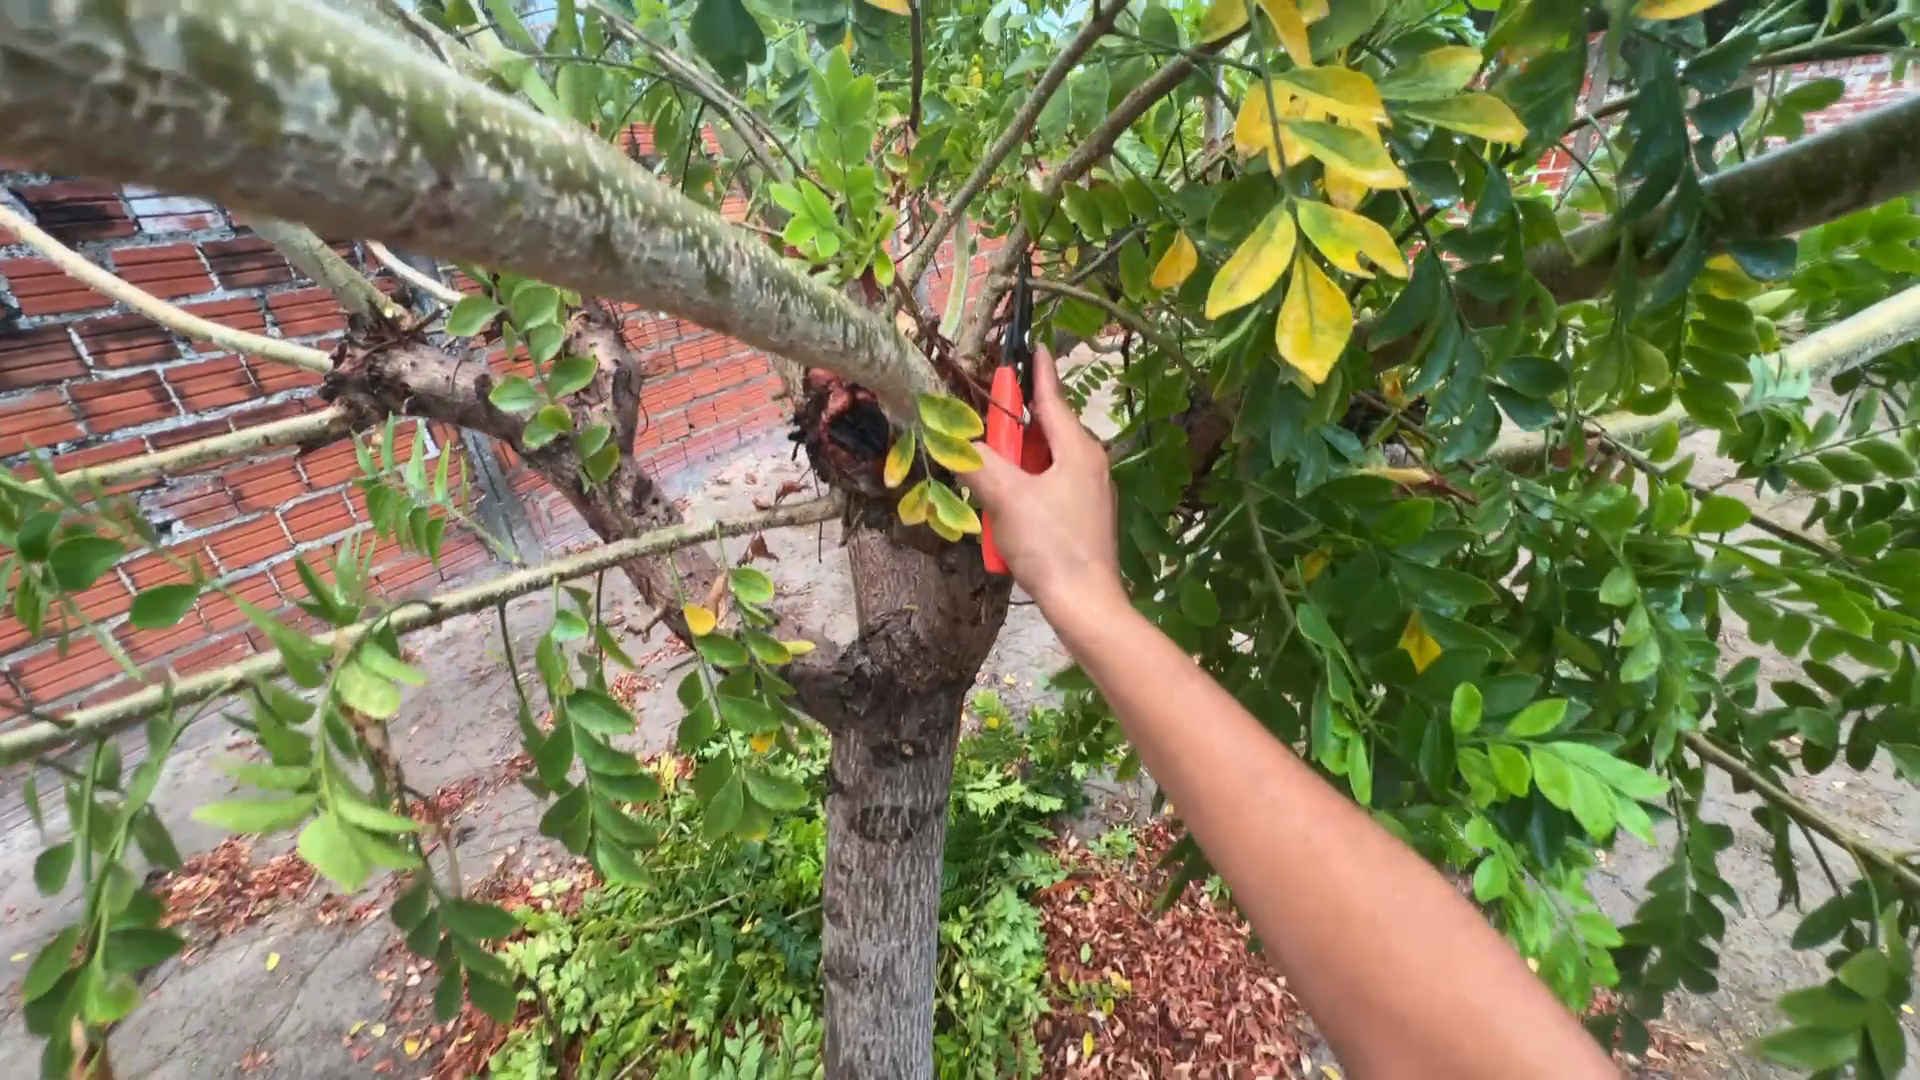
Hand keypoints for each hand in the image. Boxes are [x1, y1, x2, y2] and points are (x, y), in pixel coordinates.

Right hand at [966, 347, 1123, 615]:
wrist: (1084, 603)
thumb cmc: (1050, 545)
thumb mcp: (1006, 498)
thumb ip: (978, 464)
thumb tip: (955, 443)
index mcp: (1078, 450)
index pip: (1052, 398)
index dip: (1036, 372)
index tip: (1032, 346)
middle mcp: (1089, 465)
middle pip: (1044, 433)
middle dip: (1011, 431)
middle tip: (981, 431)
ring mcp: (1089, 495)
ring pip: (1043, 464)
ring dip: (1014, 467)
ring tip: (988, 481)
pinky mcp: (1083, 521)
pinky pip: (1048, 491)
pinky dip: (1024, 491)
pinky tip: (1006, 513)